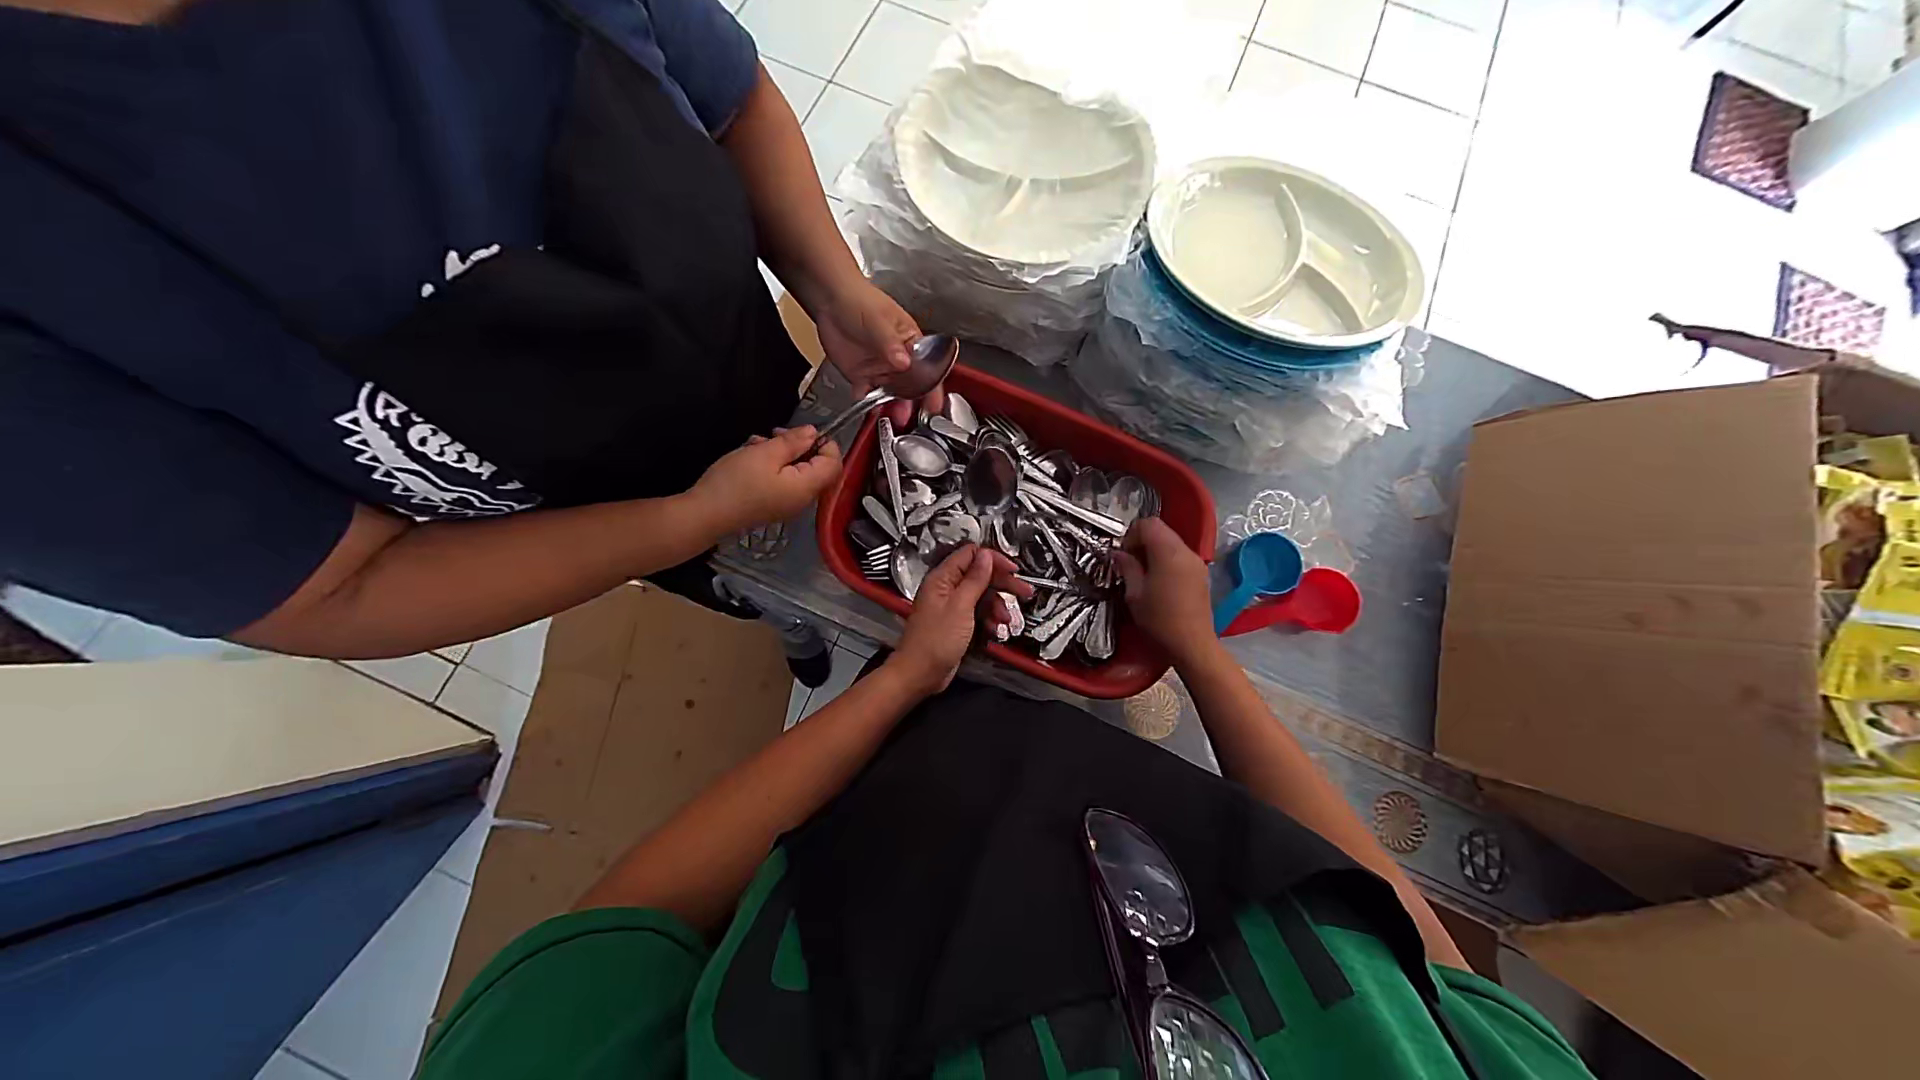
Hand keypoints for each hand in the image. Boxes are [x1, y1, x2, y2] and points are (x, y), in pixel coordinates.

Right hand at [688, 426, 842, 532]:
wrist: (705, 515)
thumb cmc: (736, 482)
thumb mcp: (765, 453)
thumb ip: (794, 442)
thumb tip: (814, 433)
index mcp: (807, 488)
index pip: (834, 464)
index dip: (826, 443)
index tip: (804, 430)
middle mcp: (803, 500)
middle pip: (815, 467)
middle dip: (798, 445)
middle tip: (775, 433)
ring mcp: (787, 504)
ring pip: (796, 471)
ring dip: (780, 452)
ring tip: (756, 443)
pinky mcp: (772, 505)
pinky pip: (782, 481)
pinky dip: (772, 465)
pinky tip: (751, 456)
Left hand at [816, 280, 944, 413]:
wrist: (829, 300)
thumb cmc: (860, 300)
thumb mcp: (878, 320)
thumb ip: (890, 343)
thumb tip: (904, 363)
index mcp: (911, 344)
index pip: (928, 369)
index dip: (933, 387)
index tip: (934, 404)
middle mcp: (898, 360)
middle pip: (911, 387)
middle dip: (911, 402)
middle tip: (909, 414)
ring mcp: (880, 369)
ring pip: (891, 394)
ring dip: (892, 406)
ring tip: (893, 416)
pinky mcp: (861, 375)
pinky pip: (866, 394)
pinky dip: (867, 403)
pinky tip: (867, 405)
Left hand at [888, 545, 1029, 694]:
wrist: (920, 673)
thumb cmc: (933, 642)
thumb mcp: (960, 606)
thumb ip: (975, 579)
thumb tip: (985, 556)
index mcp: (942, 578)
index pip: (971, 555)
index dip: (993, 560)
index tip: (1012, 570)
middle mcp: (945, 589)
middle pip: (979, 575)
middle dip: (1002, 583)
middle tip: (1023, 591)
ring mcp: (950, 606)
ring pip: (981, 596)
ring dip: (997, 606)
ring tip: (1005, 619)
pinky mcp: (955, 622)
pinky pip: (977, 613)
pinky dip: (989, 619)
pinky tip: (995, 629)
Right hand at [1112, 518, 1217, 664]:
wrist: (1192, 645)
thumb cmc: (1159, 620)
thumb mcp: (1134, 594)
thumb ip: (1127, 568)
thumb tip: (1118, 554)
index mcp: (1168, 553)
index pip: (1149, 524)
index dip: (1131, 534)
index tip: (1122, 554)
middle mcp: (1186, 552)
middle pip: (1162, 530)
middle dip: (1142, 541)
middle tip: (1129, 563)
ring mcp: (1197, 563)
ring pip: (1171, 543)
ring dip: (1154, 551)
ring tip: (1142, 574)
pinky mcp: (1201, 574)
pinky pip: (1180, 556)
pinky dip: (1166, 560)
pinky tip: (1158, 582)